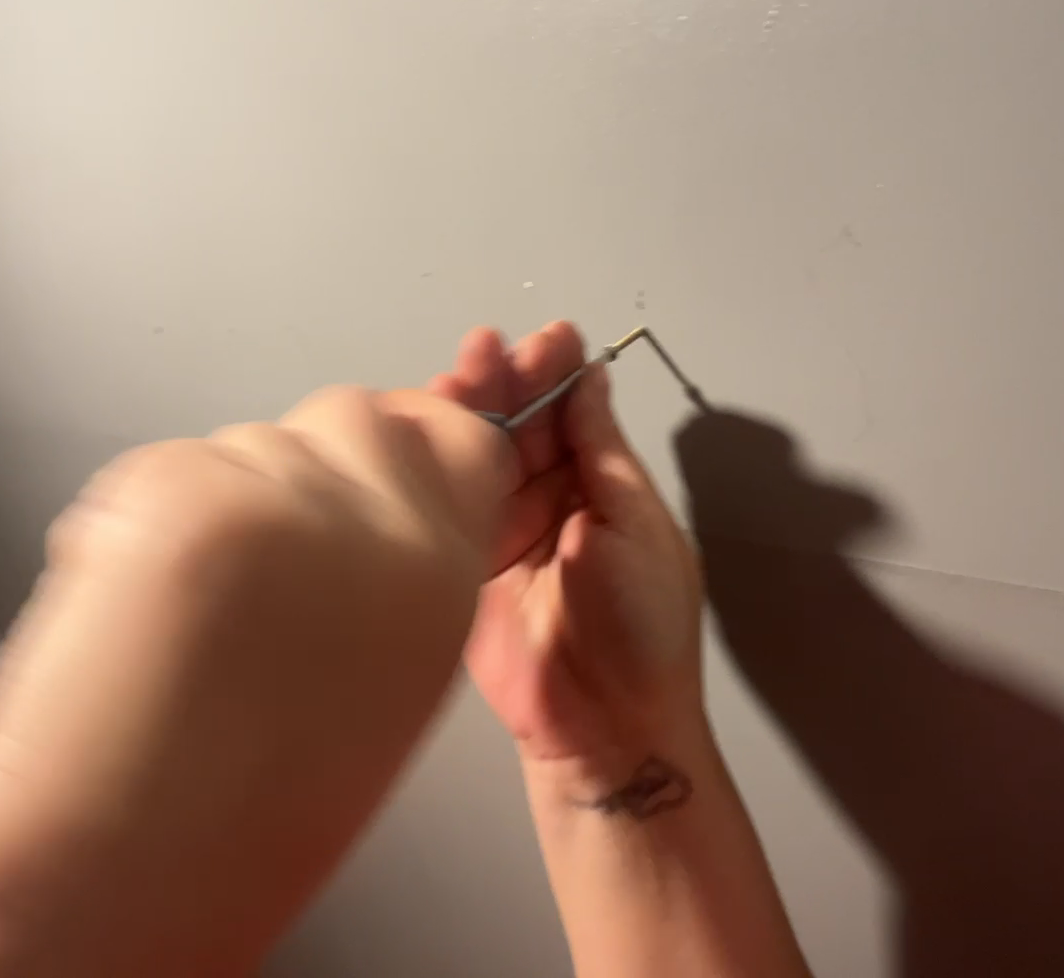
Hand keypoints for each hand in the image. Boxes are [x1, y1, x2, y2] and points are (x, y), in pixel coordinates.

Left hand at [0, 386, 511, 972]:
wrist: (128, 862)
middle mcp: (381, 521)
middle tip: (267, 535)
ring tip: (202, 597)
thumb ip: (406, 566)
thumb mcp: (395, 669)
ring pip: (256, 440)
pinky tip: (148, 591)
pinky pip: (175, 461)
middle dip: (313, 456)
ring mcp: (281, 496)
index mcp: (443, 576)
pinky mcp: (180, 486)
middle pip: (352, 413)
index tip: (387, 446)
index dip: (417, 436)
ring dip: (229, 493)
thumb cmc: (258, 797)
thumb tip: (383, 496)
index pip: (461, 437)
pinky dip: (153, 509)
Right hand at [430, 323, 704, 785]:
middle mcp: (549, 499)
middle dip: (507, 384)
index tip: (550, 338)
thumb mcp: (635, 525)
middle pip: (521, 428)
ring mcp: (503, 528)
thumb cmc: (641, 622)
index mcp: (600, 487)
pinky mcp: (463, 560)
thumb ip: (603, 451)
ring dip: (469, 412)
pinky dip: (435, 464)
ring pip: (479, 456)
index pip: (573, 416)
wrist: (602, 725)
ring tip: (458, 371)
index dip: (560, 376)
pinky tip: (423, 427)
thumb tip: (594, 378)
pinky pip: (448, 502)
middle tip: (488, 347)